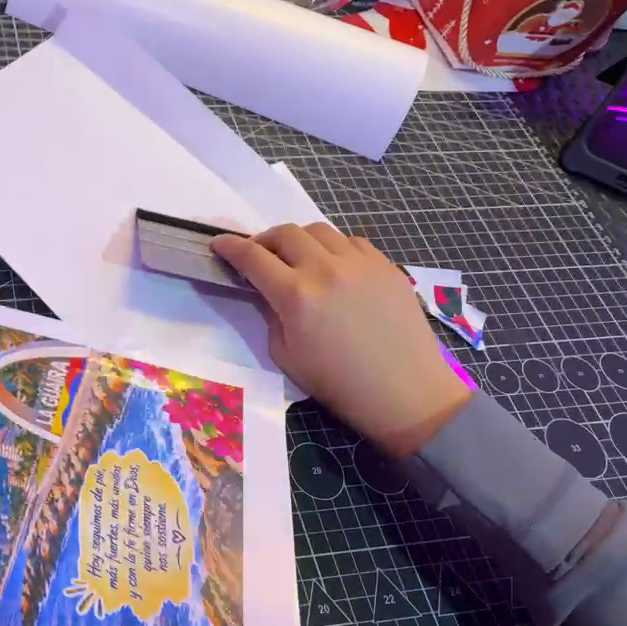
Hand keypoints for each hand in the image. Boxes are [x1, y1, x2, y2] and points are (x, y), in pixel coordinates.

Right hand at [213, 223, 470, 455]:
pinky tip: (334, 267)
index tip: (219, 244)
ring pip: (318, 230)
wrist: (407, 395)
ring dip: (298, 240)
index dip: (229, 246)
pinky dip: (333, 247)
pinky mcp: (386, 266)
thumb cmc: (339, 384)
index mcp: (296, 296)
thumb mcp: (286, 355)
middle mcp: (326, 269)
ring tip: (297, 258)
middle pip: (283, 233)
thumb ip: (271, 314)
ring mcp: (360, 264)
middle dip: (263, 240)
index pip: (252, 257)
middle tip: (259, 256)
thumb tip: (266, 291)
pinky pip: (351, 241)